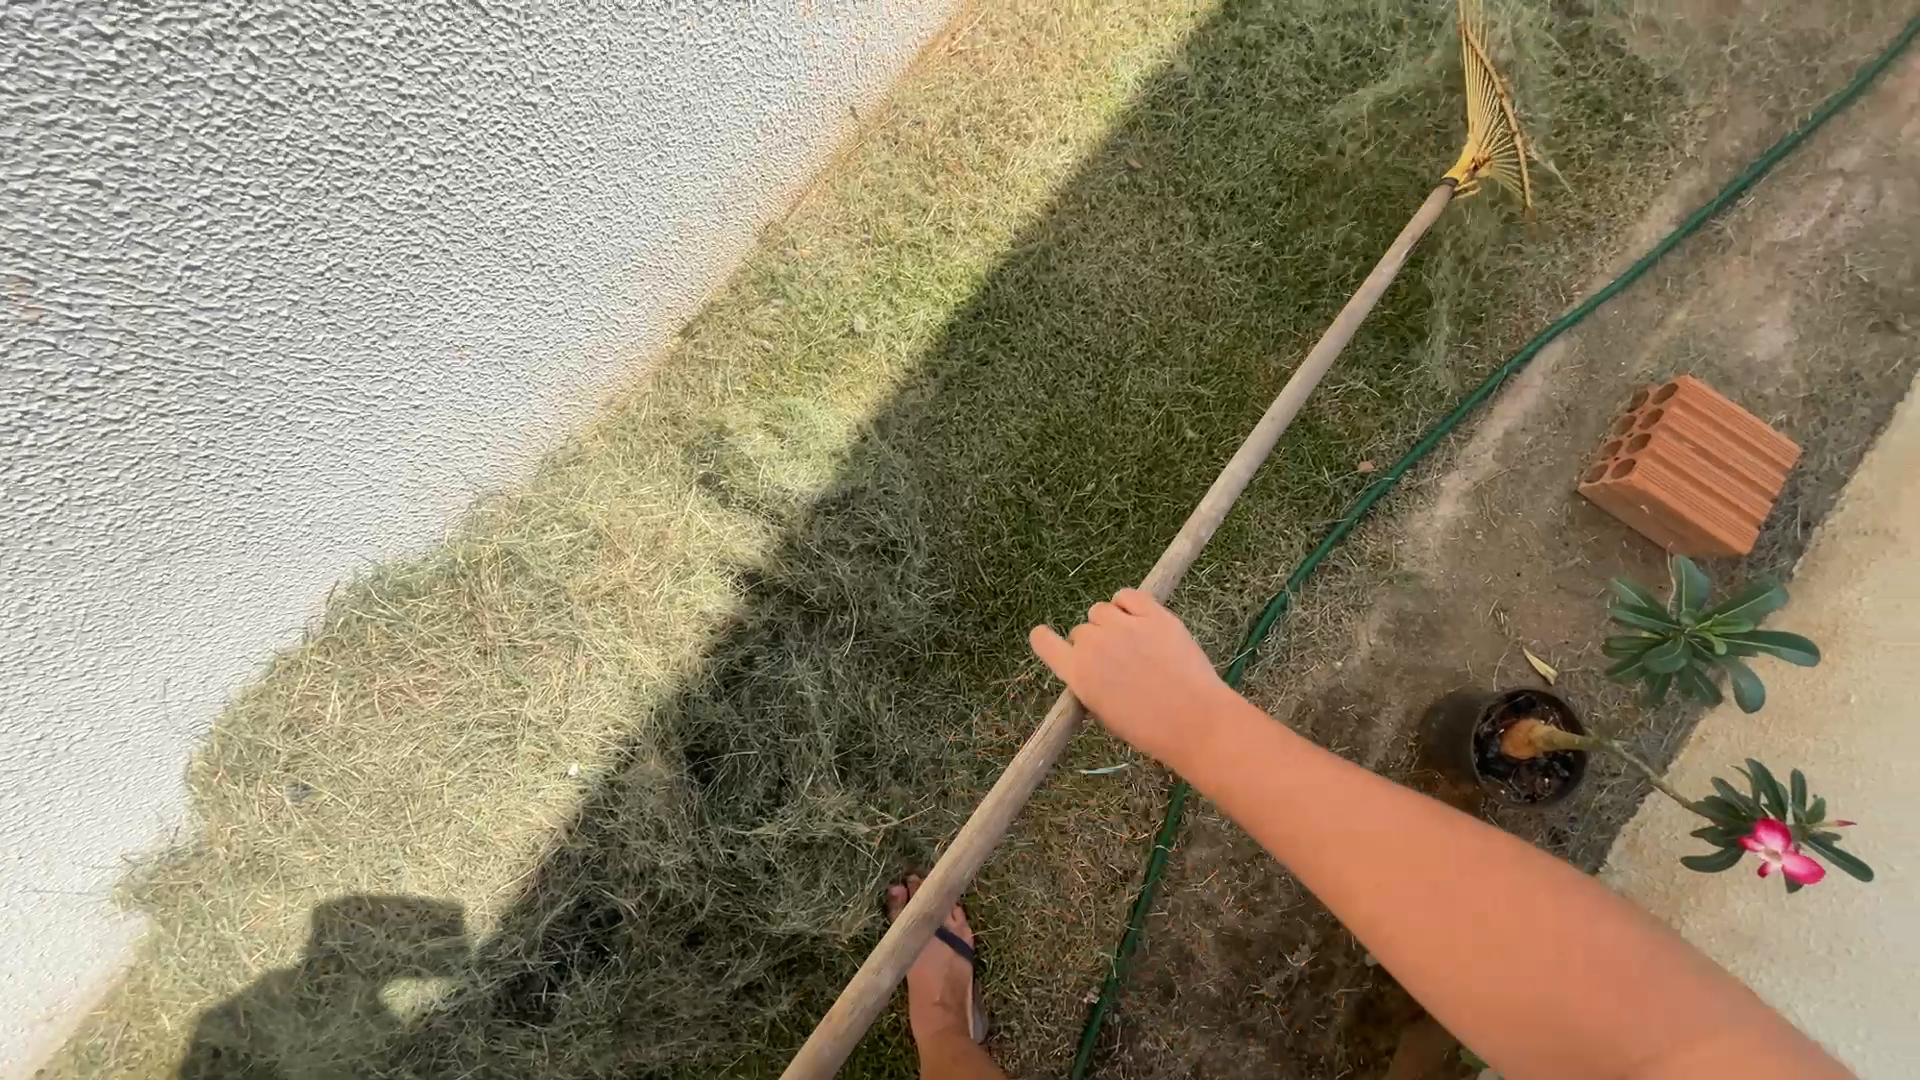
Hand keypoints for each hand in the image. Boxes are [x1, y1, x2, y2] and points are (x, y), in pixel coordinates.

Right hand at [1029, 588, 1237, 768]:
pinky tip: (1138, 617)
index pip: (1042, 641)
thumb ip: (1089, 683)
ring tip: (1132, 641)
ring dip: (1110, 622)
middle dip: (1093, 642)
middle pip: (1081, 630)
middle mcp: (1093, 644)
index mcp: (1077, 673)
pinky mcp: (1153, 614)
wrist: (1195, 720)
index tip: (1050, 640)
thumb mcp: (1104, 713)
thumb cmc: (1149, 729)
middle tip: (1117, 661)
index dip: (1045, 639)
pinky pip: (1128, 595)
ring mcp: (1123, 625)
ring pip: (1101, 610)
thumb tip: (1092, 667)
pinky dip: (1128, 603)